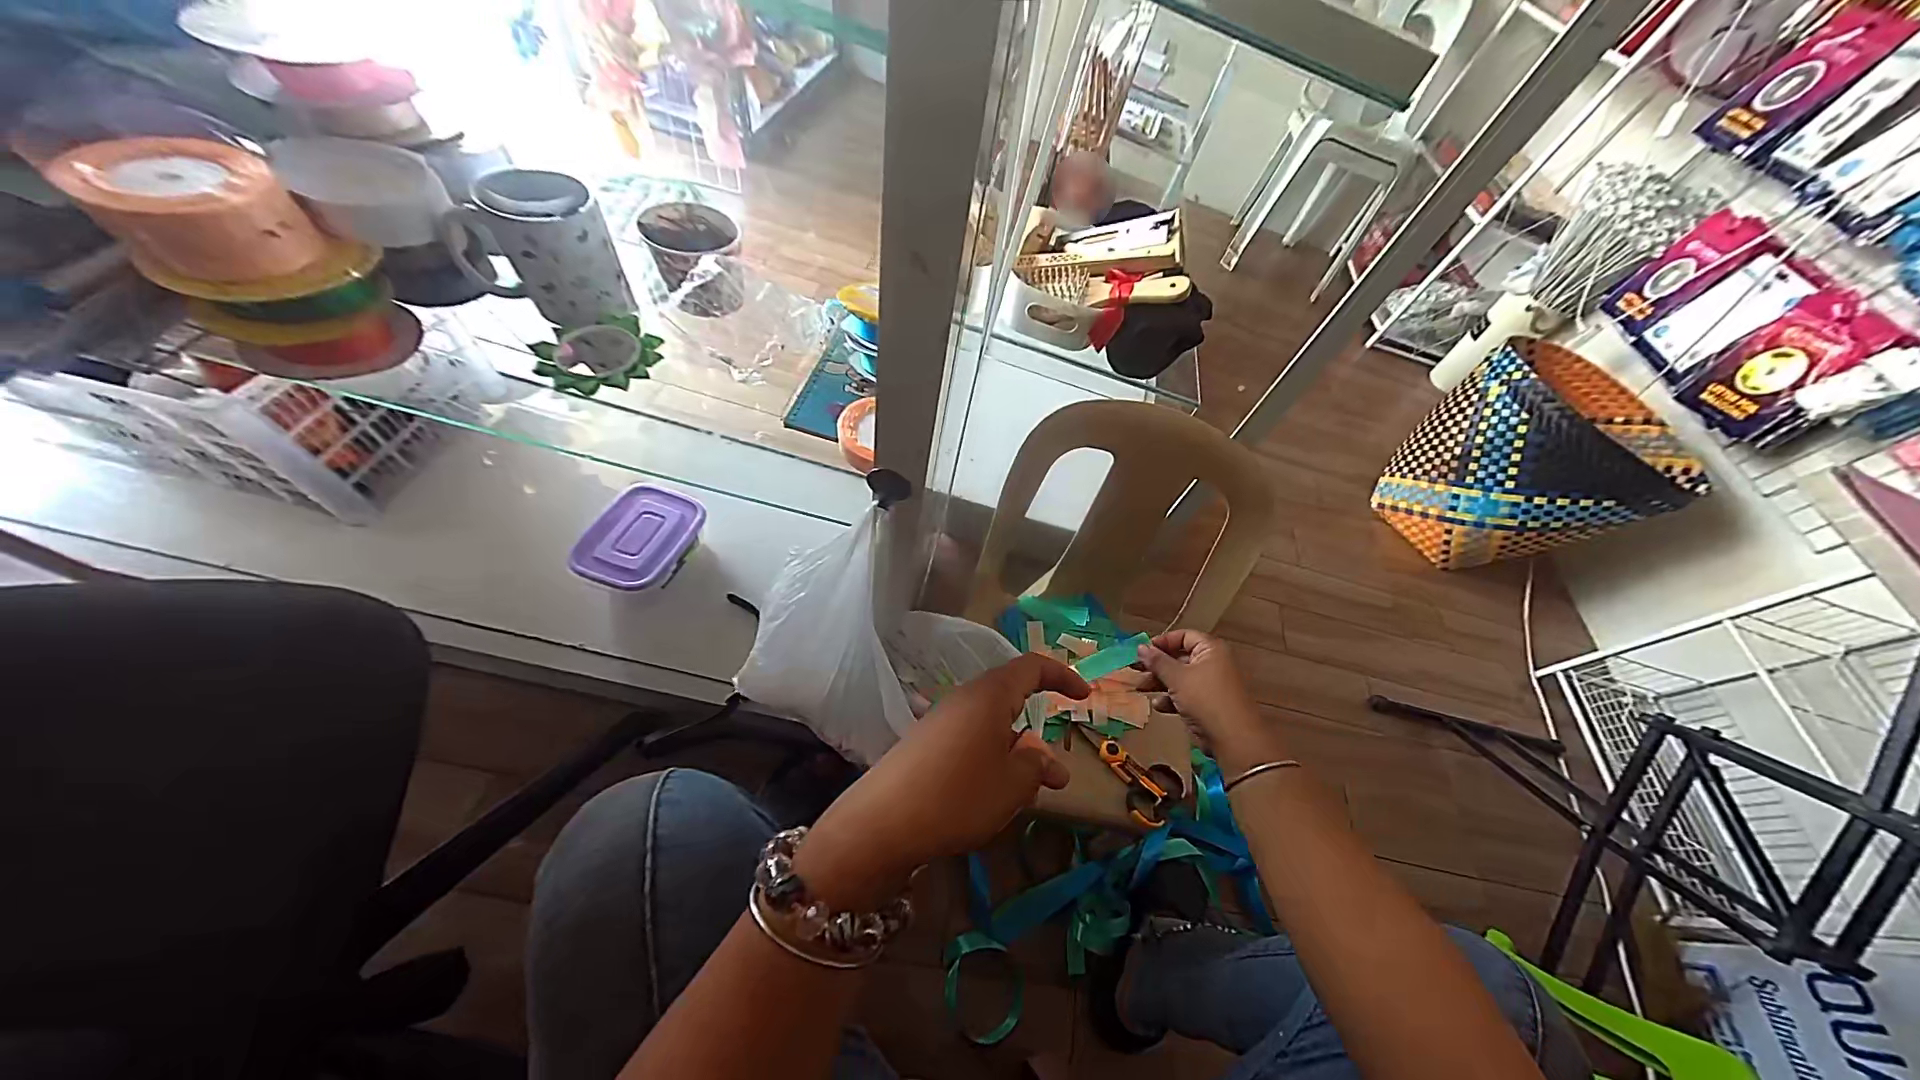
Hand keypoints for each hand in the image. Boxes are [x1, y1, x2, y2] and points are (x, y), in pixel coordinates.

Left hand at [794, 654, 1088, 908]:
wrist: (882, 823)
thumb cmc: (958, 795)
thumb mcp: (1012, 784)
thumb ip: (1035, 764)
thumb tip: (1041, 756)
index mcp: (989, 695)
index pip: (1031, 667)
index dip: (1061, 676)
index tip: (1083, 696)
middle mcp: (963, 700)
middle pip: (1009, 702)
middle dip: (1037, 735)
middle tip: (1055, 776)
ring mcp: (940, 723)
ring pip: (990, 730)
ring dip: (1014, 757)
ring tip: (1027, 798)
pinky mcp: (924, 748)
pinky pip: (969, 745)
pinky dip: (990, 765)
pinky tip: (990, 800)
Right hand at [1135, 629, 1263, 757]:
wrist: (1232, 738)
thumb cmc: (1205, 699)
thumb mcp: (1177, 677)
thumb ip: (1157, 661)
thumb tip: (1141, 647)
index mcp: (1210, 650)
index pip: (1184, 636)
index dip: (1162, 642)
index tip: (1143, 651)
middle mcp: (1211, 664)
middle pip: (1179, 658)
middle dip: (1156, 665)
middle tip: (1135, 669)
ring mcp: (1209, 685)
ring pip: (1179, 678)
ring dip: (1159, 682)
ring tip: (1140, 687)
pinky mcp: (1206, 704)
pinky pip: (1184, 695)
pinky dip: (1171, 699)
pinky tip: (1159, 705)